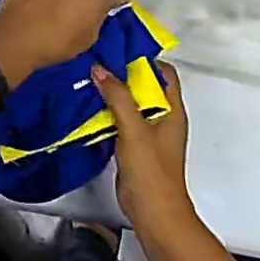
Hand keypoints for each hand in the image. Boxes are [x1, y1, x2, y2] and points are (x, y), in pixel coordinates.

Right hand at [93, 58, 193, 225]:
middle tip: (96, 58)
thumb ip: (118, 97)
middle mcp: (163, 116)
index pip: (164, 73)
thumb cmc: (151, 169)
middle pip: (144, 85)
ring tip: (87, 75)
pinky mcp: (134, 143)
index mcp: (172, 110)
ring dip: (112, 90)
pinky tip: (87, 101)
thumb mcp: (134, 128)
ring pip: (130, 101)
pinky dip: (107, 108)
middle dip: (122, 71)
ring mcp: (148, 131)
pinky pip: (120, 117)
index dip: (144, 59)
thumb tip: (98, 68)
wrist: (154, 212)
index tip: (118, 48)